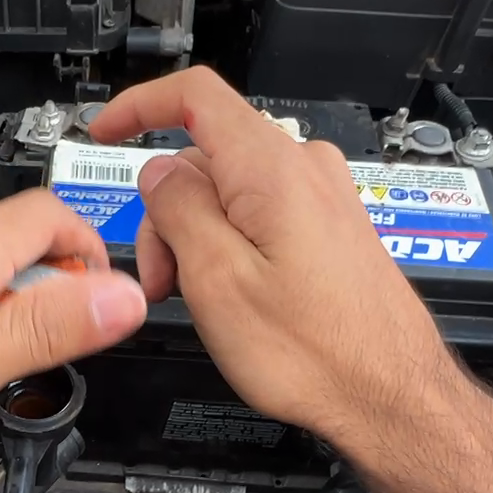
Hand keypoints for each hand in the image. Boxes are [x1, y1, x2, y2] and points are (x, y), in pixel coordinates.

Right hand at [89, 67, 465, 460]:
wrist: (386, 395)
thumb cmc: (312, 351)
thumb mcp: (217, 280)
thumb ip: (178, 211)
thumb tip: (157, 172)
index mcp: (271, 170)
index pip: (196, 97)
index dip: (139, 105)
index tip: (105, 131)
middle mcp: (303, 169)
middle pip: (203, 161)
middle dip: (165, 215)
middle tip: (159, 283)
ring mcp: (320, 197)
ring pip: (227, 193)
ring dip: (195, 238)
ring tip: (197, 300)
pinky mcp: (328, 226)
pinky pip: (258, 215)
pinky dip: (227, 245)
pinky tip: (229, 295)